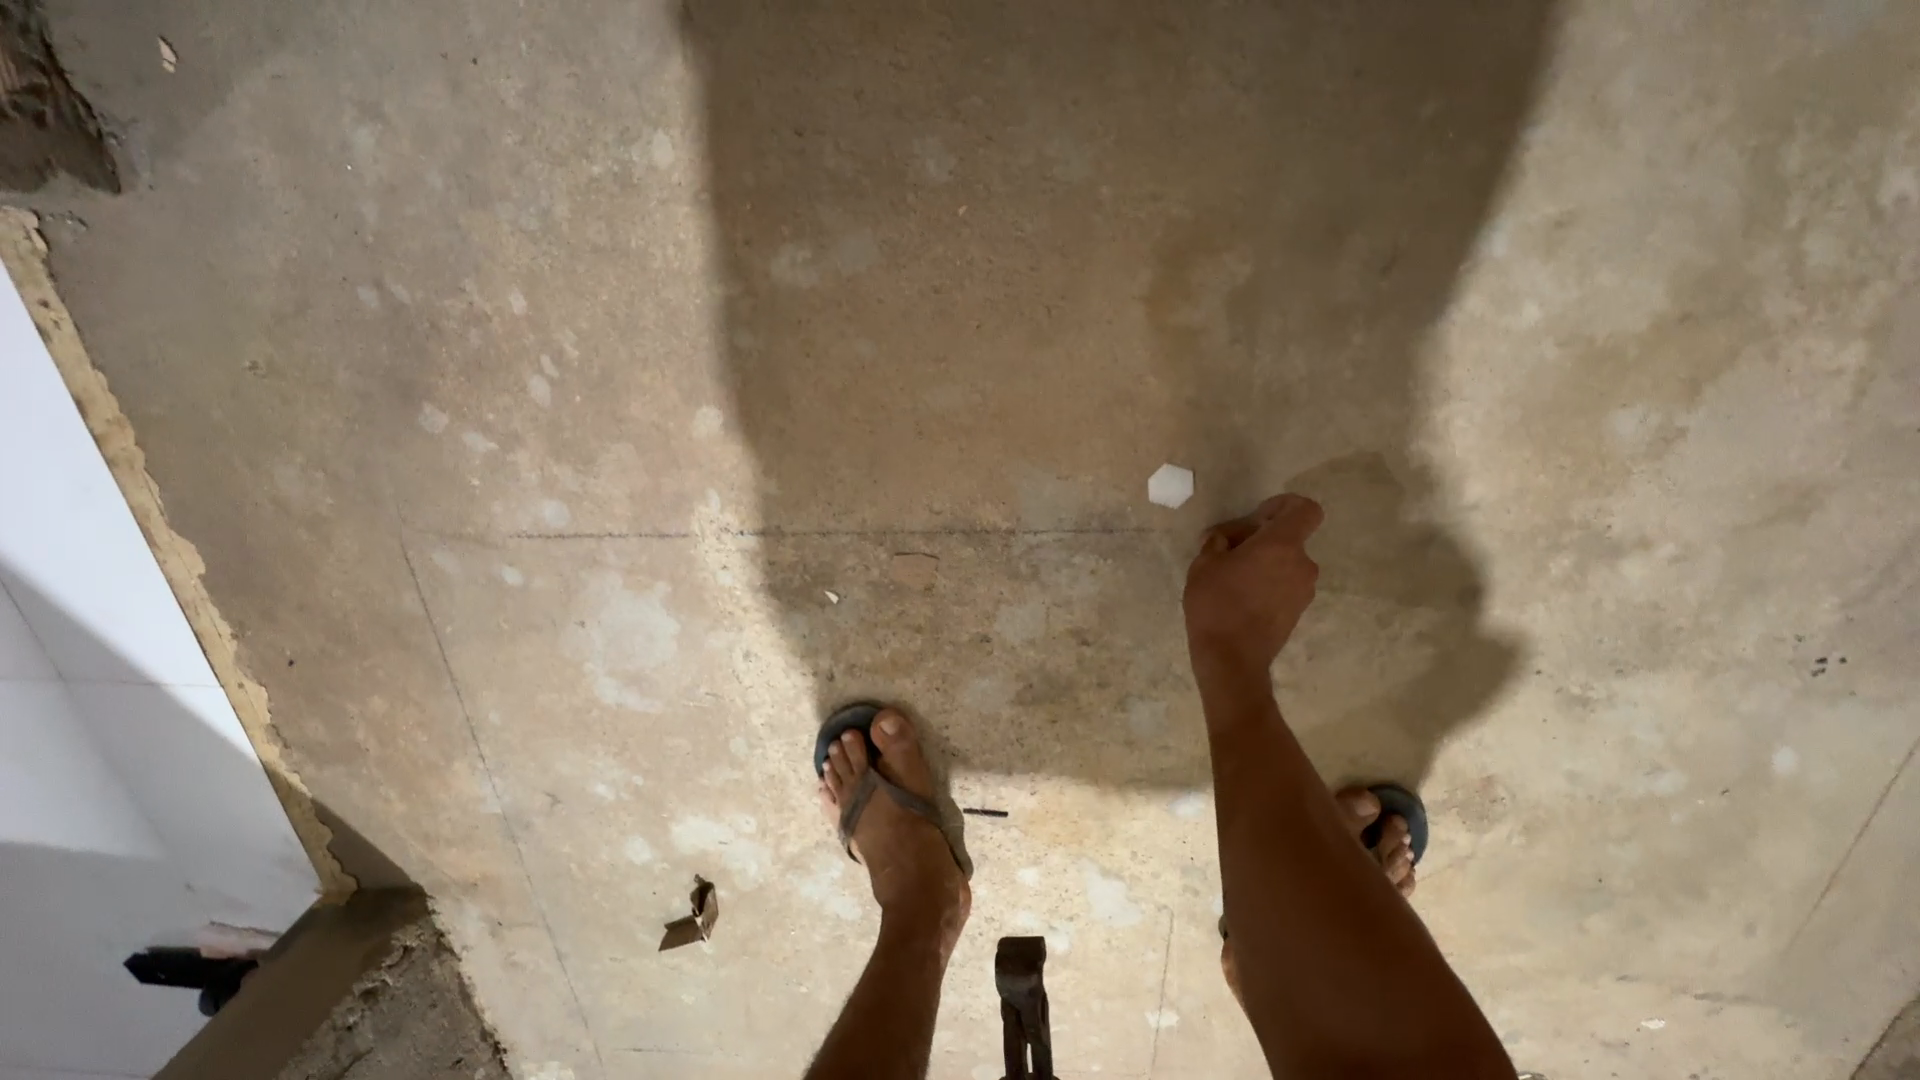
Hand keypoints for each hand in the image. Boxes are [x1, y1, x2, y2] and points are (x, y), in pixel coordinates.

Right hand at [1183, 493, 1324, 674]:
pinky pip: (1284, 584)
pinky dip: (1267, 582)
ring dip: (1262, 562)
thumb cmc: (1216, 604)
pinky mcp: (1297, 611)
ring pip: (1285, 562)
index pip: (1306, 510)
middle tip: (1225, 550)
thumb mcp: (1204, 564)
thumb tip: (1224, 540)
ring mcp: (1303, 591)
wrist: (1232, 659)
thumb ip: (1218, 542)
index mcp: (1282, 545)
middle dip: (1259, 538)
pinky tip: (1239, 596)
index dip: (1284, 505)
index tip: (1257, 517)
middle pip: (1289, 538)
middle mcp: (1302, 564)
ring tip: (1229, 576)